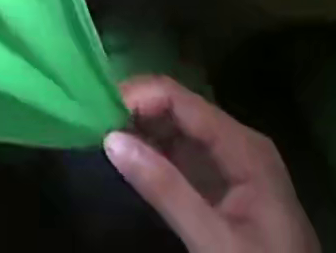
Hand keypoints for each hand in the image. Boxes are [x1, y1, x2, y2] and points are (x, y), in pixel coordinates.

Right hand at [105, 76, 318, 252]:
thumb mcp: (215, 244)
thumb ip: (165, 190)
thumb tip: (110, 138)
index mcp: (243, 146)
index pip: (179, 99)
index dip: (137, 97)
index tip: (96, 113)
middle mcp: (237, 141)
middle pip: (177, 106)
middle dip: (134, 110)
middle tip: (91, 124)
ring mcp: (230, 161)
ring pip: (175, 126)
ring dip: (139, 127)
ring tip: (100, 136)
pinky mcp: (221, 183)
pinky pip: (180, 151)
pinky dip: (151, 149)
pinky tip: (127, 158)